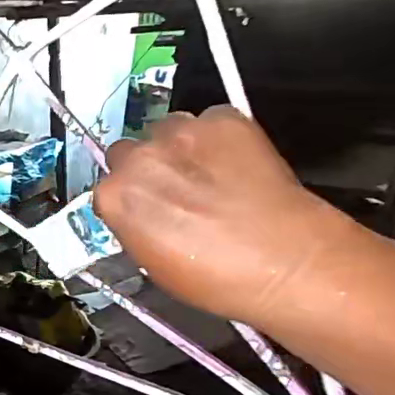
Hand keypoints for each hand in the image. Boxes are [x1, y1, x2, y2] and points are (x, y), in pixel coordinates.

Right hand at [96, 107, 361, 323]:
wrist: (286, 263)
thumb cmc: (212, 277)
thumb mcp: (149, 260)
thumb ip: (133, 222)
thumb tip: (141, 210)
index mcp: (113, 195)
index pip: (108, 184)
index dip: (130, 195)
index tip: (148, 206)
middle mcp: (139, 158)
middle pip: (130, 150)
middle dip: (148, 166)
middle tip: (176, 188)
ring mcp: (183, 133)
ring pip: (168, 128)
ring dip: (180, 146)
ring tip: (208, 171)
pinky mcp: (227, 119)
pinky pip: (212, 118)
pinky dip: (220, 135)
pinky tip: (236, 161)